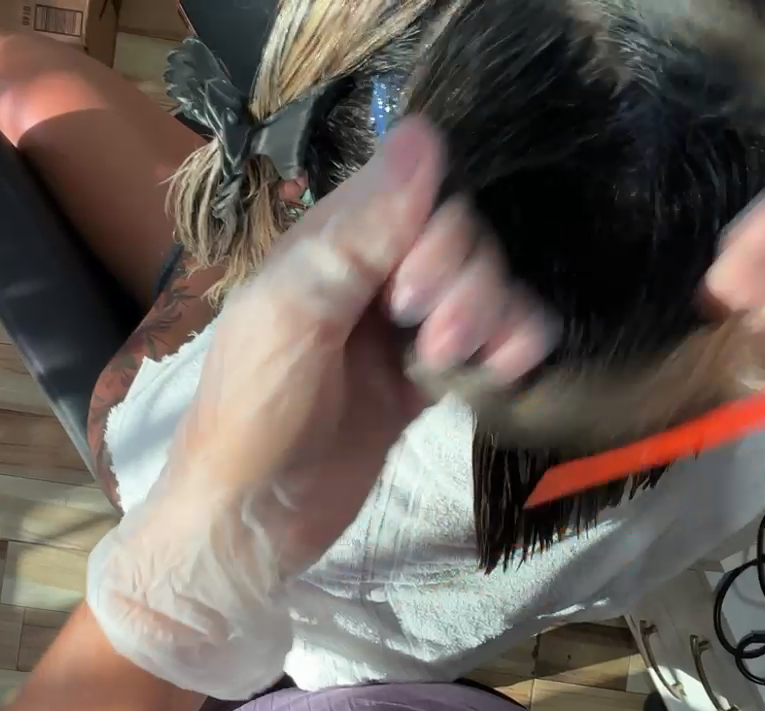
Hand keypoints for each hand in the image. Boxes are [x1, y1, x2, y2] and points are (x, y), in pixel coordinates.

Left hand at [88, 118, 553, 696]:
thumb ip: (358, 233)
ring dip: (490, 314)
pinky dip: (505, 347)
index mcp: (325, 250)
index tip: (410, 294)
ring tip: (467, 358)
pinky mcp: (416, 385)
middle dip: (462, 284)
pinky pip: (479, 347)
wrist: (253, 522)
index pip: (413, 199)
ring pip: (474, 292)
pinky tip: (511, 365)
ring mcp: (393, 337)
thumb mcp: (293, 315)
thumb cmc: (254, 416)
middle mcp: (364, 283)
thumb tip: (425, 133)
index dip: (433, 234)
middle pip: (455, 244)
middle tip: (432, 339)